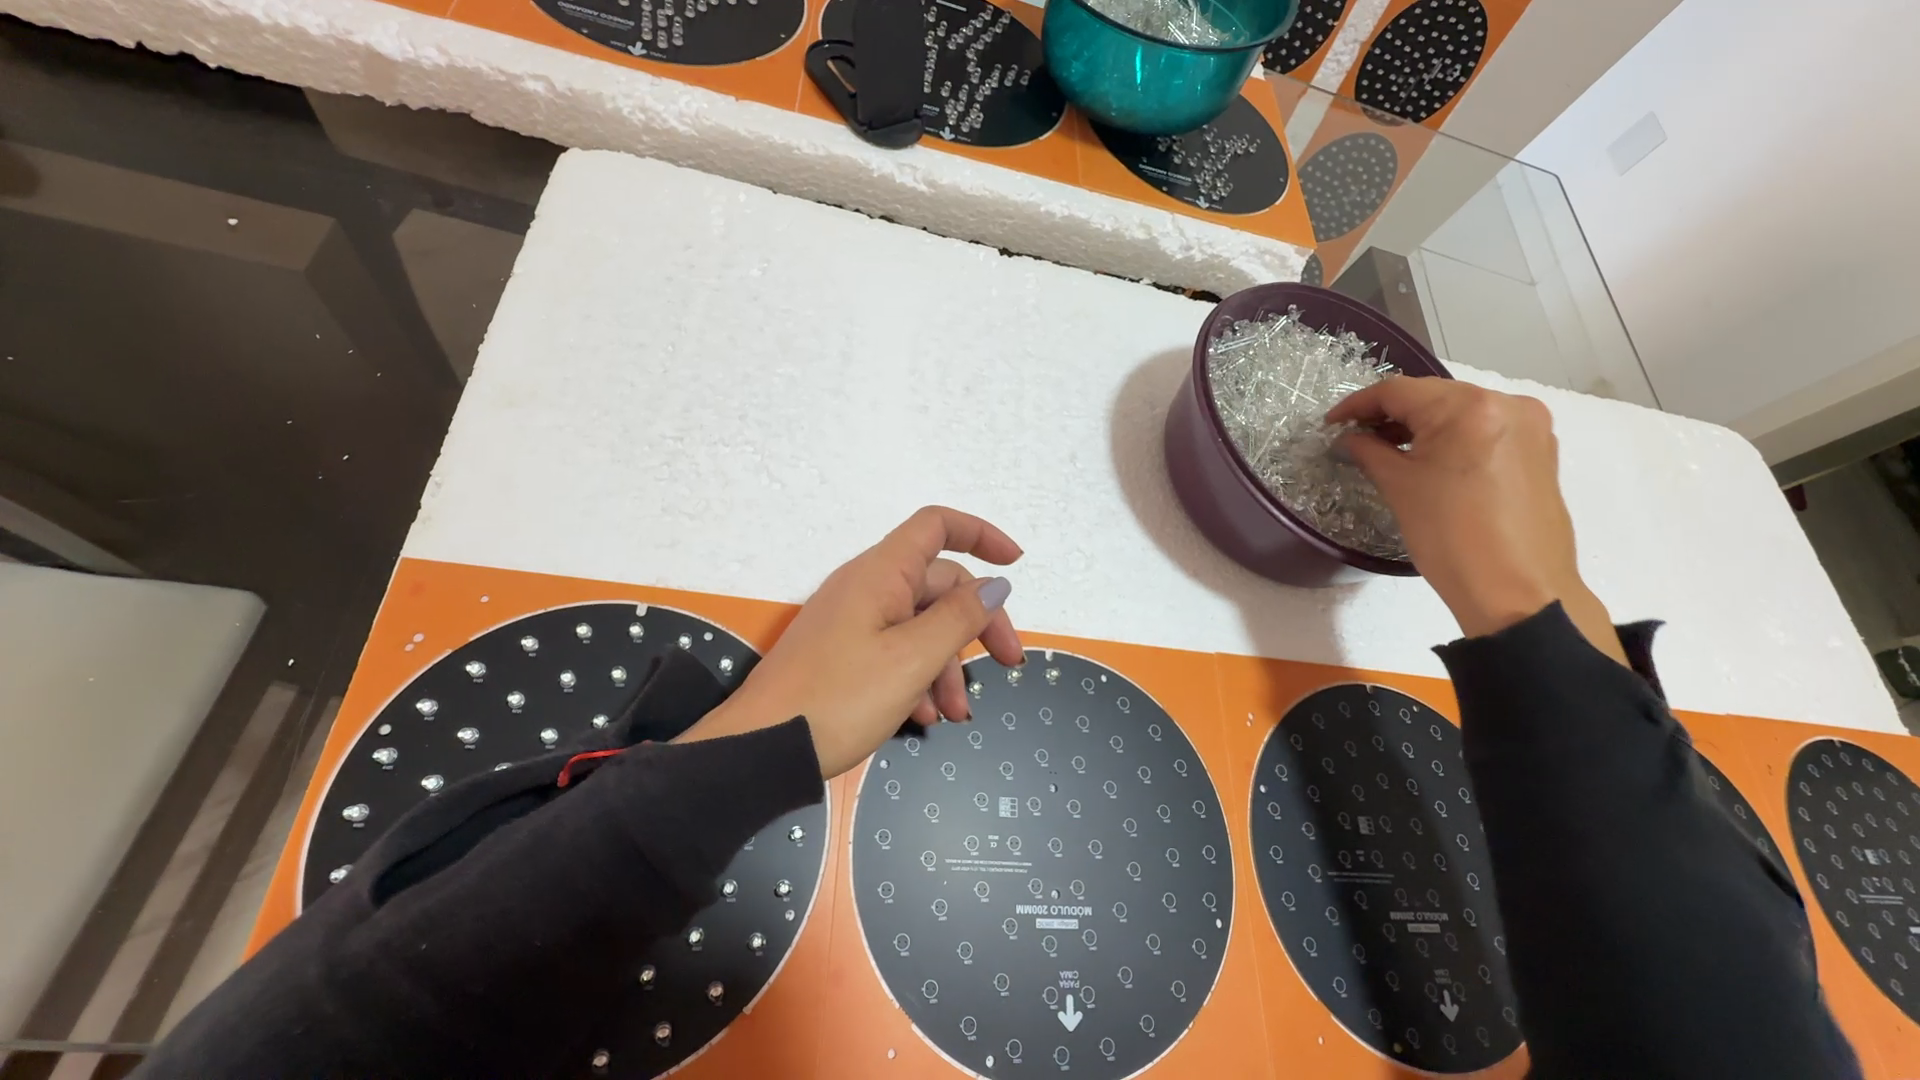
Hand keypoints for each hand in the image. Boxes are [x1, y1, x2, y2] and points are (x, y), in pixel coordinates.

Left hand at [674, 507, 1025, 777]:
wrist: (760, 747)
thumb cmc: (840, 698)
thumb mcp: (912, 660)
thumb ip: (959, 619)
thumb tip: (996, 585)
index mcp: (881, 574)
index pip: (936, 526)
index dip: (980, 534)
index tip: (1016, 563)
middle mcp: (867, 588)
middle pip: (938, 585)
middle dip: (975, 625)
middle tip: (1006, 665)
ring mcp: (852, 620)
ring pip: (919, 625)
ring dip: (946, 665)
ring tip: (955, 714)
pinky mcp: (842, 653)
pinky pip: (893, 650)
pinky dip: (917, 677)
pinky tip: (923, 717)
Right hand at [1327, 378, 1625, 663]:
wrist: (1517, 591)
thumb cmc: (1449, 536)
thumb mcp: (1399, 487)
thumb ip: (1369, 451)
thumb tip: (1352, 437)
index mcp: (1468, 408)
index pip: (1399, 391)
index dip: (1358, 404)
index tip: (1331, 423)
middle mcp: (1506, 404)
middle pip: (1433, 396)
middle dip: (1391, 414)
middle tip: (1356, 437)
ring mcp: (1529, 426)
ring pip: (1460, 411)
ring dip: (1422, 425)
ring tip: (1388, 449)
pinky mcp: (1540, 450)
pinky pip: (1485, 429)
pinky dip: (1452, 438)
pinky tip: (1429, 460)